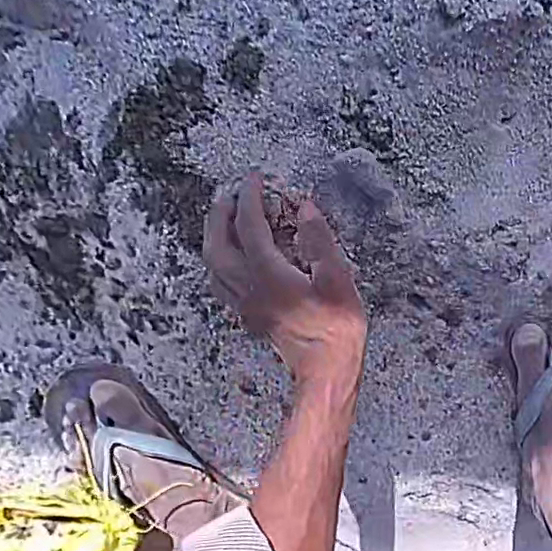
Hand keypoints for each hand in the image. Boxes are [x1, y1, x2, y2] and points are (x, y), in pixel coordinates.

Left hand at [204, 172, 366, 391]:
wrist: (326, 371)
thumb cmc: (336, 330)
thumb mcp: (338, 279)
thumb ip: (319, 240)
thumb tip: (305, 208)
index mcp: (269, 275)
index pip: (249, 226)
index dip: (250, 197)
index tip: (255, 179)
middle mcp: (249, 289)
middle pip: (217, 245)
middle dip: (220, 215)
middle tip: (231, 195)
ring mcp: (246, 306)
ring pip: (213, 267)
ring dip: (214, 238)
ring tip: (227, 222)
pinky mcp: (250, 318)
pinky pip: (221, 285)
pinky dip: (220, 264)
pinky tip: (233, 259)